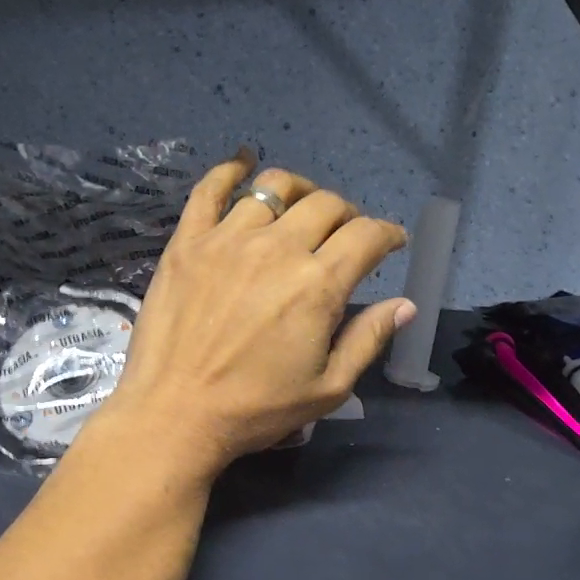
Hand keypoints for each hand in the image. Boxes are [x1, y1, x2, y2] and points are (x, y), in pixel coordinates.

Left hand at [96, 152, 412, 476]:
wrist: (174, 415)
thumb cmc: (256, 408)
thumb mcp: (328, 388)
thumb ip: (368, 340)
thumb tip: (405, 304)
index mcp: (318, 284)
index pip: (366, 235)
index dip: (387, 234)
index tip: (391, 242)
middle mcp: (277, 248)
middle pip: (326, 204)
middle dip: (348, 214)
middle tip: (346, 234)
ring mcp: (228, 239)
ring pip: (275, 187)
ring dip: (300, 190)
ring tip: (302, 206)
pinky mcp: (188, 242)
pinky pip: (210, 189)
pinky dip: (231, 169)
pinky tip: (243, 164)